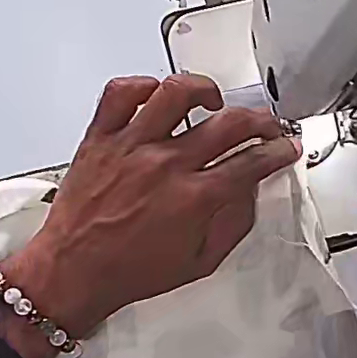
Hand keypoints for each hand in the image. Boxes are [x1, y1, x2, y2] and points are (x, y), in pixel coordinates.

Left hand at [0, 73, 300, 357]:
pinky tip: (156, 96)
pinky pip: (121, 93)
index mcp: (194, 200)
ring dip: (205, 90)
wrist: (73, 272)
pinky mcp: (101, 138)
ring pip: (177, 92)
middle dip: (261, 120)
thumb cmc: (128, 272)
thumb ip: (233, 224)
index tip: (283, 148)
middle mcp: (165, 166)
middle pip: (230, 122)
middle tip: (263, 126)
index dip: (278, 151)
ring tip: (211, 101)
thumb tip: (250, 192)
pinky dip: (142, 85)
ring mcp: (131, 147)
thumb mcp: (199, 262)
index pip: (253, 161)